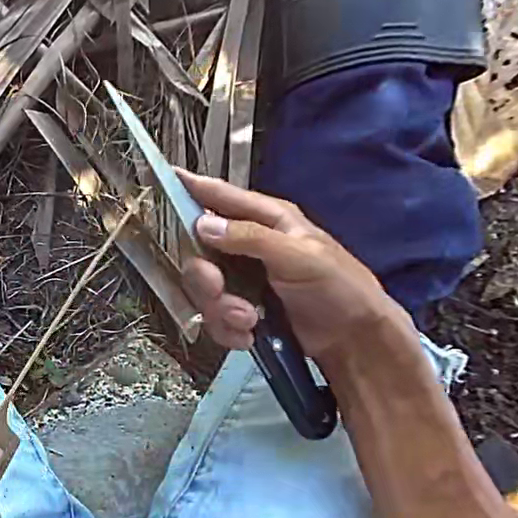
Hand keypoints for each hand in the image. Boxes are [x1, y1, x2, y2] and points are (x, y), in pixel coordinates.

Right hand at [175, 169, 414, 373]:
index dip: (190, 186)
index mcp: (265, 219)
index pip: (219, 196)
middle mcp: (246, 245)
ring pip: (202, 289)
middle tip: (220, 290)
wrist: (353, 339)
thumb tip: (202, 224)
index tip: (164, 177)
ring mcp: (241, 279)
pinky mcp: (239, 308)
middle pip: (197, 252)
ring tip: (249, 319)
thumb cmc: (339, 287)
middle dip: (205, 278)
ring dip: (221, 309)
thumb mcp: (299, 255)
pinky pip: (213, 317)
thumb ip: (251, 238)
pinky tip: (249, 335)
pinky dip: (228, 329)